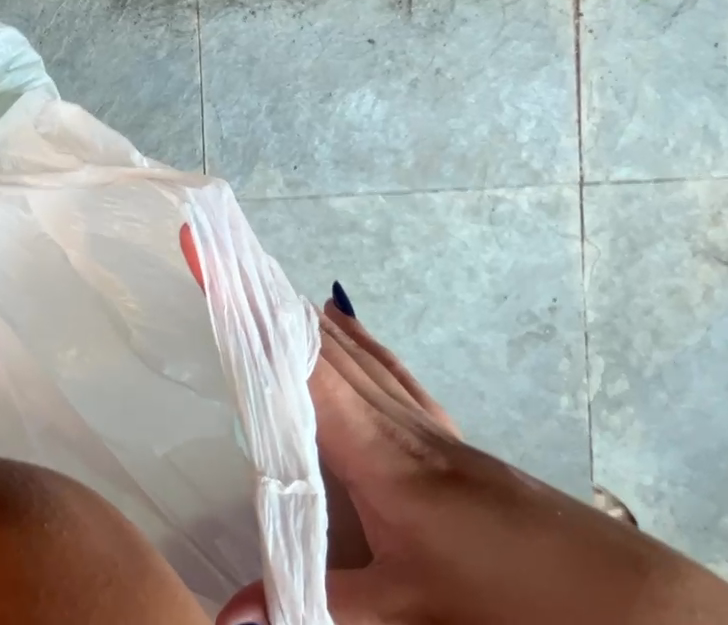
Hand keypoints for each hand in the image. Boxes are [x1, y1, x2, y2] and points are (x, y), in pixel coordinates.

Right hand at [218, 296, 727, 624]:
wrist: (632, 607)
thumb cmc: (512, 598)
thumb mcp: (406, 610)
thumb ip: (313, 599)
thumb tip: (218, 617)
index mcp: (373, 446)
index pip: (293, 358)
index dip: (244, 305)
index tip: (207, 253)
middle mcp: (394, 420)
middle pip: (316, 339)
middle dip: (259, 293)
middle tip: (211, 251)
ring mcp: (425, 423)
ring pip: (351, 349)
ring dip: (297, 308)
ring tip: (254, 274)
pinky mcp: (448, 436)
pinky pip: (388, 368)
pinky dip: (355, 336)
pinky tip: (341, 319)